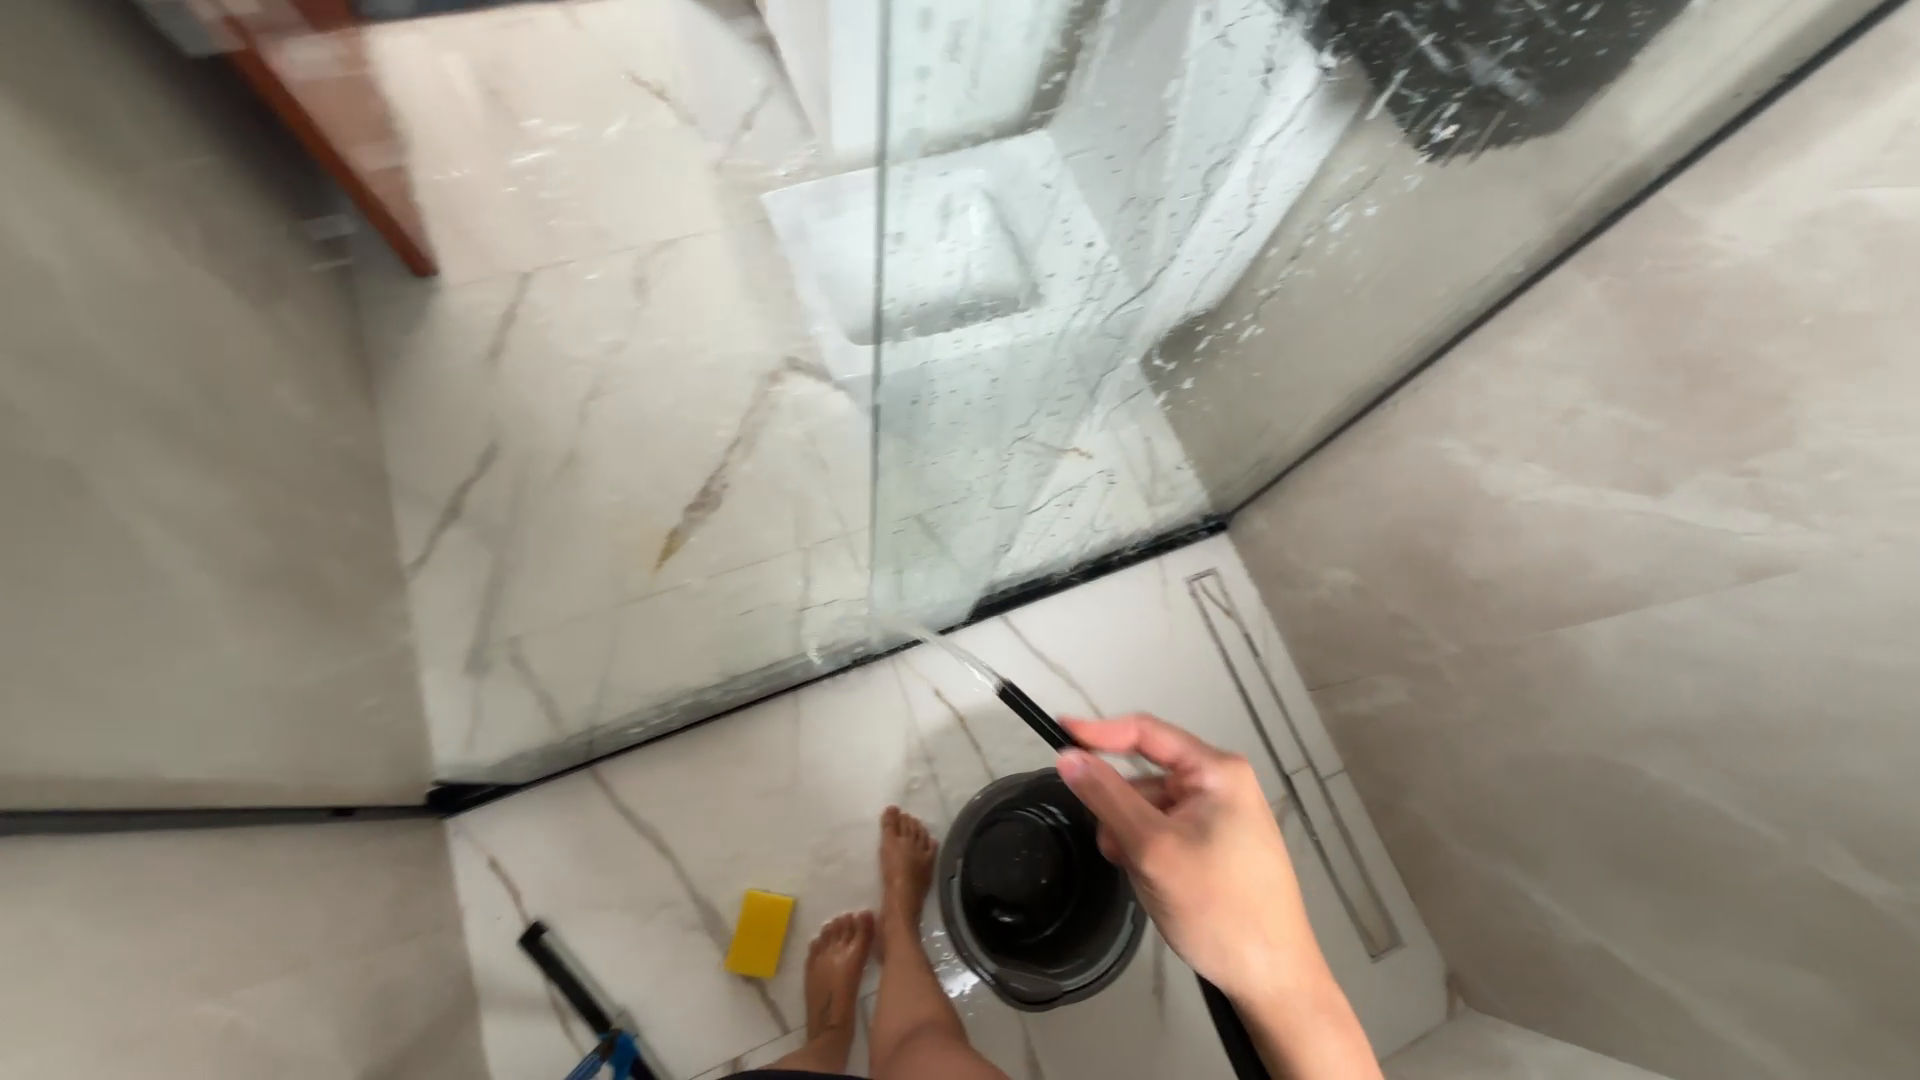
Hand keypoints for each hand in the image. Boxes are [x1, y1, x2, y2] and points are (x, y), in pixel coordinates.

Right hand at [1055, 714, 1324, 1007]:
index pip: (1145, 732)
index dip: (1098, 732)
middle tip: (1111, 847)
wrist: (1273, 980)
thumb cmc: (1218, 907)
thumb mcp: (1152, 848)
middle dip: (1121, 809)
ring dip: (1133, 836)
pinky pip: (1166, 832)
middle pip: (1146, 776)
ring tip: (1141, 876)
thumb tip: (1067, 756)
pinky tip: (1155, 882)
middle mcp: (1222, 784)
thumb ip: (1106, 797)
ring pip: (1151, 808)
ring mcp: (1222, 816)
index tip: (1057, 735)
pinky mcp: (1218, 845)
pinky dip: (1149, 851)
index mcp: (1217, 770)